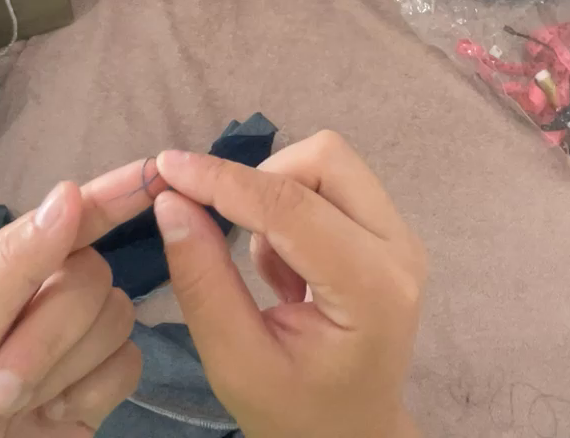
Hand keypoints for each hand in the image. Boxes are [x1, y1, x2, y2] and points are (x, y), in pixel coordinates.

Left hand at [0, 160, 169, 436]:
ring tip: (12, 406)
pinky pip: (130, 362)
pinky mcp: (100, 385)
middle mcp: (47, 292)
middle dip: (49, 334)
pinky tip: (53, 418)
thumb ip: (13, 267)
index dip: (117, 191)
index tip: (158, 169)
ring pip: (117, 316)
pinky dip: (91, 394)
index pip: (72, 215)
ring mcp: (76, 341)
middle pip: (93, 276)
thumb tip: (70, 192)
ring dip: (64, 369)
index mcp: (6, 265)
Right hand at [153, 131, 427, 437]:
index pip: (291, 208)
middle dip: (261, 180)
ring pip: (328, 161)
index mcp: (371, 290)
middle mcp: (399, 247)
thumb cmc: (297, 414)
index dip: (223, 181)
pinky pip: (333, 180)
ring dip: (277, 195)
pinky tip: (288, 268)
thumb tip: (171, 201)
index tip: (167, 166)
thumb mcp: (237, 364)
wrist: (354, 437)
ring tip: (268, 270)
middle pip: (324, 159)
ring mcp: (401, 233)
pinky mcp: (390, 228)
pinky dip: (293, 203)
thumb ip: (203, 281)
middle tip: (227, 232)